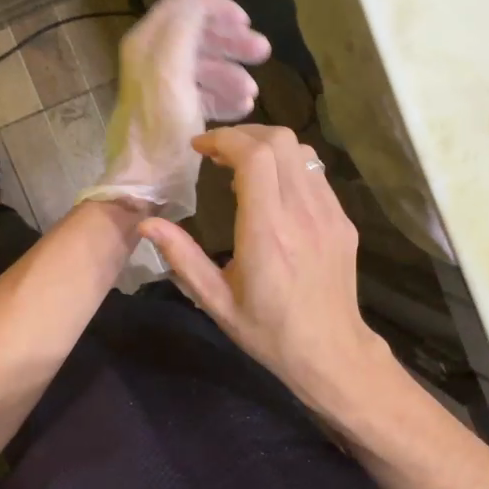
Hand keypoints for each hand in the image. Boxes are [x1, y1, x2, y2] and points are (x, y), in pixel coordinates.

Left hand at [80, 0, 268, 218]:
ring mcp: (163, 86)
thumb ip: (183, 28)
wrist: (145, 184)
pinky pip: (204, 92)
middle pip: (198, 33)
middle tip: (263, 53)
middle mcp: (152, 60)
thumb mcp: (170, 71)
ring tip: (252, 93)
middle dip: (231, 40)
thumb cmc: (160, 130)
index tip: (245, 22)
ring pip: (205, 65)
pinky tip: (243, 108)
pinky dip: (225, 96)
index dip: (216, 8)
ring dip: (233, 73)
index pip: (184, 5)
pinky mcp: (173, 112)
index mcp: (148, 45)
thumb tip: (200, 0)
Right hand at [138, 126, 379, 394]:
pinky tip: (271, 191)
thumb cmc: (266, 331)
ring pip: (303, 152)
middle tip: (216, 152)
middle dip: (244, 135)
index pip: (255, 158)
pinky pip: (316, 175)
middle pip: (281, 142)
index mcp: (267, 232)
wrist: (331, 353)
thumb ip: (181, 257)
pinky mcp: (342, 221)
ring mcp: (329, 214)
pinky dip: (288, 167)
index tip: (199, 148)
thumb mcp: (214, 300)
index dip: (224, 140)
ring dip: (268, 148)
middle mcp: (302, 214)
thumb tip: (146, 223)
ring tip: (241, 167)